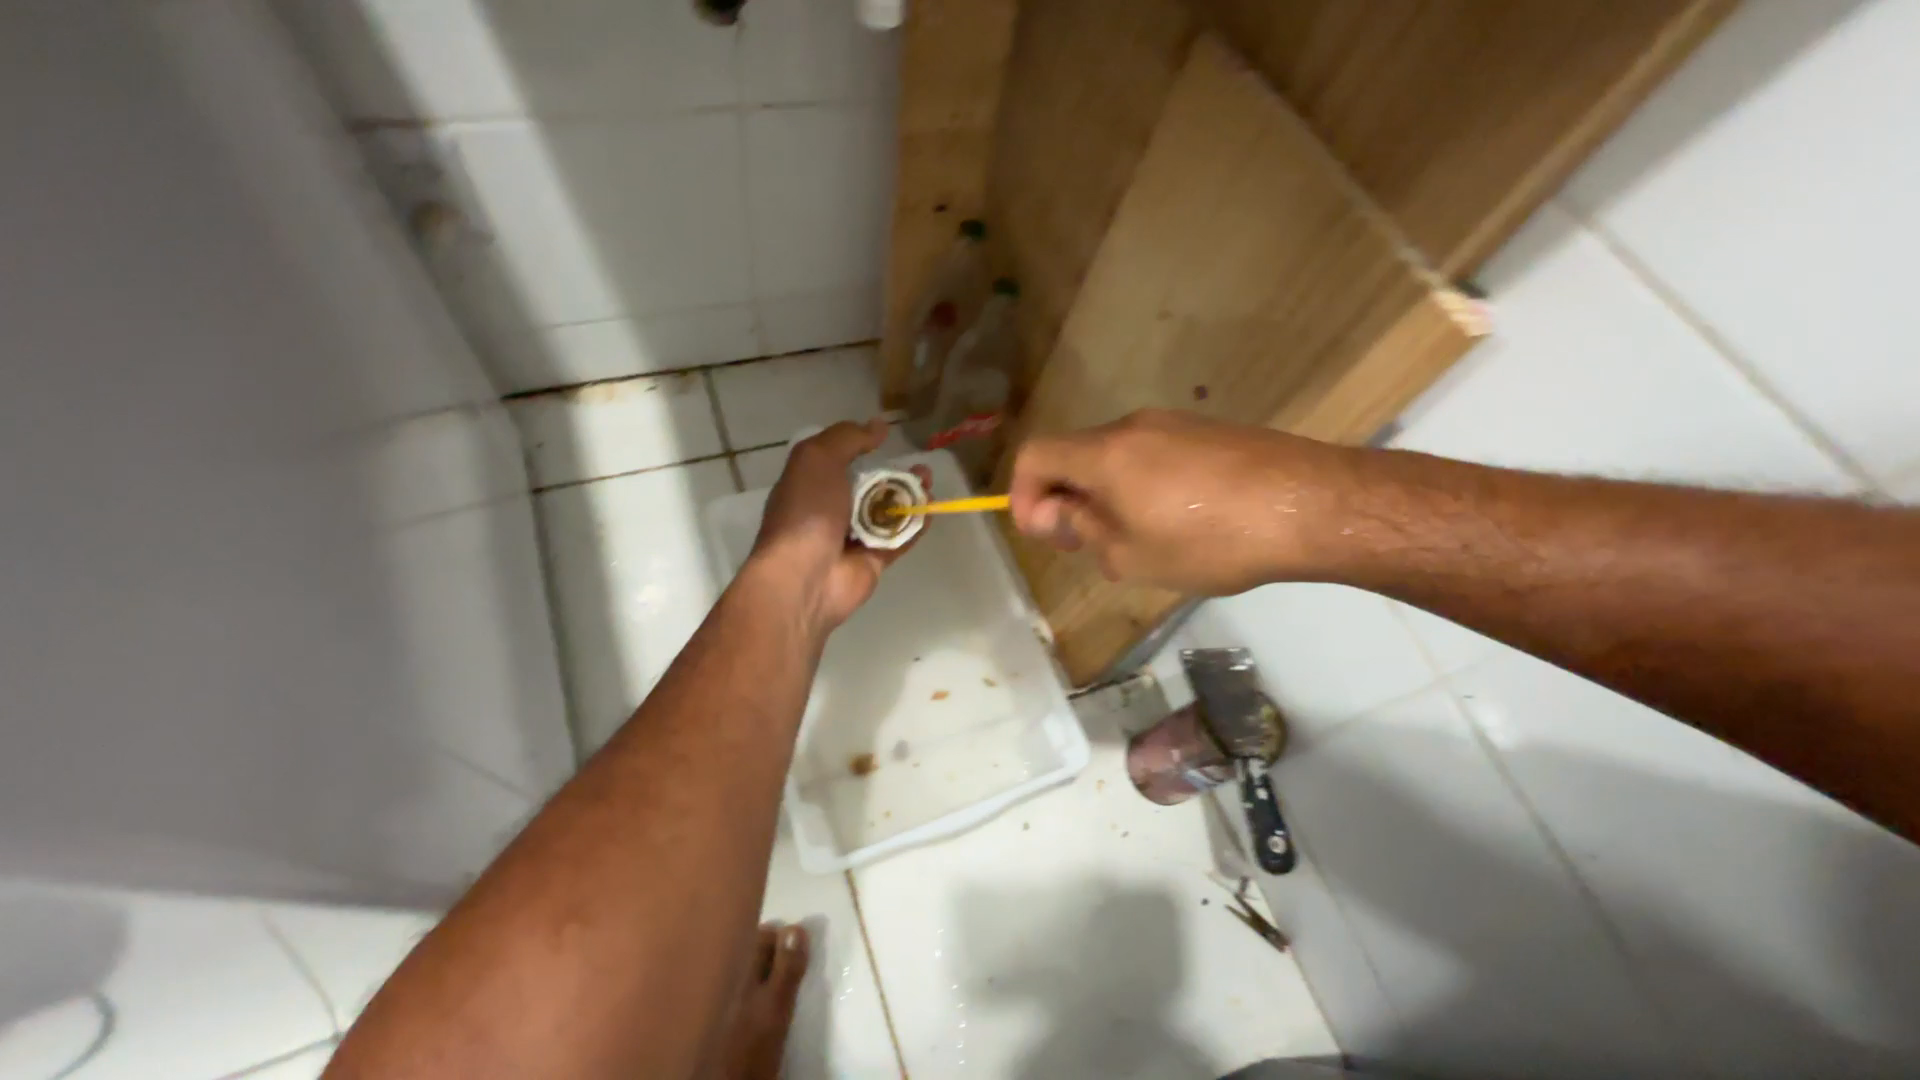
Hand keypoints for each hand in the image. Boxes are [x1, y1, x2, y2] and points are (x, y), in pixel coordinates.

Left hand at [748, 420, 929, 633]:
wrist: (804, 576)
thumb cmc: (806, 511)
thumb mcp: (818, 458)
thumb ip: (848, 438)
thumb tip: (879, 425)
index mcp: (810, 485)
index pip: (837, 461)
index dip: (860, 448)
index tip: (886, 440)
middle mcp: (830, 510)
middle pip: (869, 488)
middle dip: (896, 476)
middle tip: (922, 469)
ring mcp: (852, 538)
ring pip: (887, 513)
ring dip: (909, 499)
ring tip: (929, 485)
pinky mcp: (872, 562)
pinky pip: (898, 540)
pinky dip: (914, 526)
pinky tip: (930, 512)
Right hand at [1007, 409, 1365, 594]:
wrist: (1311, 505)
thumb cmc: (1210, 539)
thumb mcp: (1132, 555)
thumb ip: (1082, 531)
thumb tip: (1058, 513)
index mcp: (1105, 453)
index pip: (1034, 455)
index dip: (1023, 496)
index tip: (1048, 535)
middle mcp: (1133, 427)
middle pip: (1076, 456)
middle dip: (1070, 502)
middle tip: (1094, 549)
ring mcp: (1176, 425)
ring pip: (1118, 460)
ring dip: (1110, 499)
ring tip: (1143, 546)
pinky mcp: (1211, 433)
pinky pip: (1157, 458)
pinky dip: (1147, 489)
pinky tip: (1184, 526)